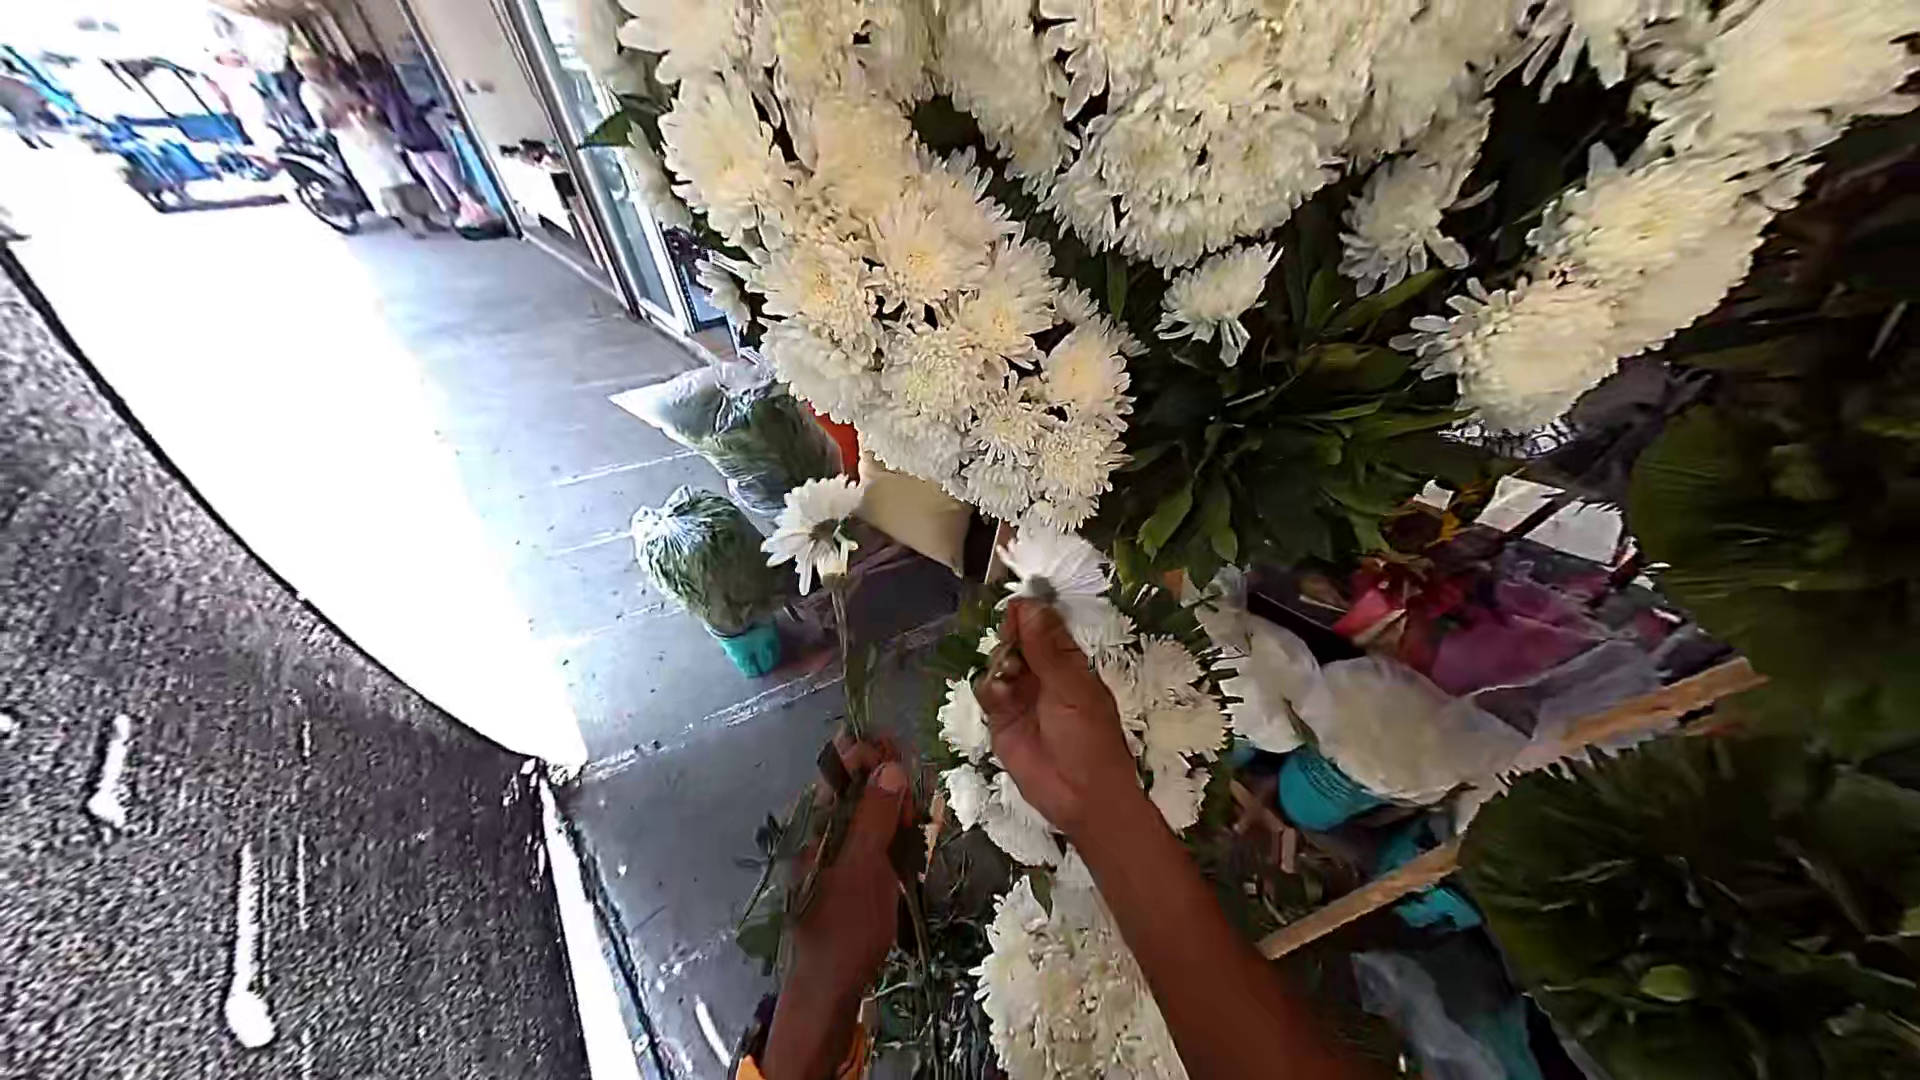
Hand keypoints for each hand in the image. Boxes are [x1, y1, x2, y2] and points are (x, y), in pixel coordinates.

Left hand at [786, 738, 909, 1000]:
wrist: (832, 988)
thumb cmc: (843, 927)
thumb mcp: (862, 869)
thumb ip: (874, 817)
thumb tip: (892, 766)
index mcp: (818, 820)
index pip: (839, 765)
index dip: (868, 752)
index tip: (898, 753)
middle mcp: (831, 824)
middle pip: (863, 781)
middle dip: (891, 780)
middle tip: (910, 800)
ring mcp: (848, 844)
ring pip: (879, 805)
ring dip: (902, 804)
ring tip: (919, 817)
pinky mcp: (865, 863)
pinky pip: (888, 831)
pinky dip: (905, 826)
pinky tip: (923, 826)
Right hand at [974, 600, 1149, 839]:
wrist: (1080, 796)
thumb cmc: (1088, 738)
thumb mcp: (1071, 687)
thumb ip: (1046, 648)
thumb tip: (1030, 606)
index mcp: (1067, 661)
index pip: (1043, 624)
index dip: (1028, 614)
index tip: (1015, 610)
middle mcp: (1041, 672)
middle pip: (1016, 638)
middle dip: (1009, 637)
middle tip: (1008, 642)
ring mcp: (1020, 693)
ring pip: (997, 661)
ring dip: (999, 663)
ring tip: (1008, 676)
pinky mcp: (1000, 716)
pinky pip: (986, 690)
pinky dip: (989, 688)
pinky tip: (1000, 697)